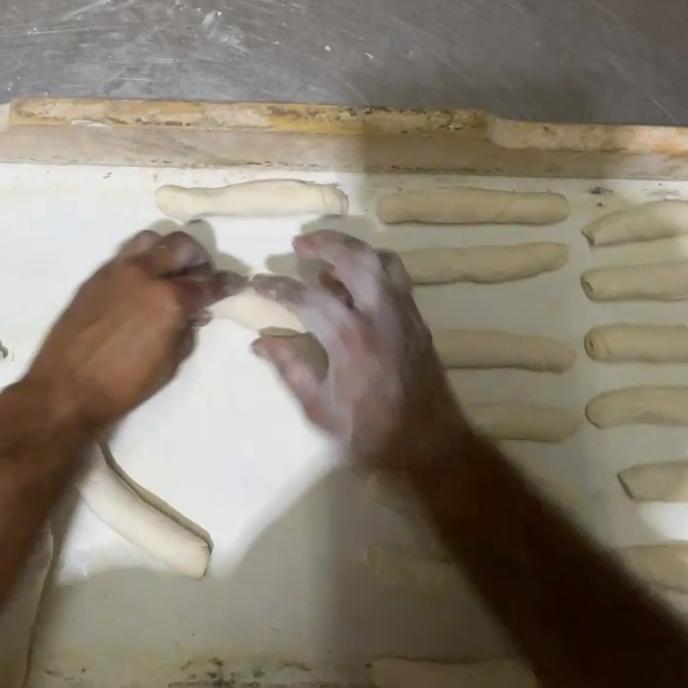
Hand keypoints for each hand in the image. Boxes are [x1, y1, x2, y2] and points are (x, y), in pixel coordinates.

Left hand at [25, 230, 240, 430]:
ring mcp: (117, 270)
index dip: (227, 283)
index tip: (236, 283)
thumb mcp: (170, 363)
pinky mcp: (96, 275)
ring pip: (152, 239)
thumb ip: (187, 331)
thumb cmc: (124, 385)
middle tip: (202, 274)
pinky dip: (142, 258)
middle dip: (199, 257)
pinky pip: (126, 252)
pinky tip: (143, 279)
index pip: (208, 283)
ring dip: (168, 249)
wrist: (67, 388)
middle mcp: (146, 274)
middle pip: (182, 245)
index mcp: (169, 300)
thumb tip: (195, 313)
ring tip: (171, 268)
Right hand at [252, 231, 468, 468]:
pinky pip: (395, 276)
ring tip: (326, 253)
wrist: (430, 443)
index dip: (277, 287)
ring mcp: (403, 312)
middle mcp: (379, 315)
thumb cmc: (370, 431)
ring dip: (351, 248)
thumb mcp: (320, 408)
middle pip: (352, 258)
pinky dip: (372, 265)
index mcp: (350, 339)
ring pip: (379, 260)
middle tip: (298, 244)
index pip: (306, 298)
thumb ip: (289, 368)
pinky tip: (355, 277)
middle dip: (322, 244)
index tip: (257, 282)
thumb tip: (259, 341)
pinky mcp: (416, 317)